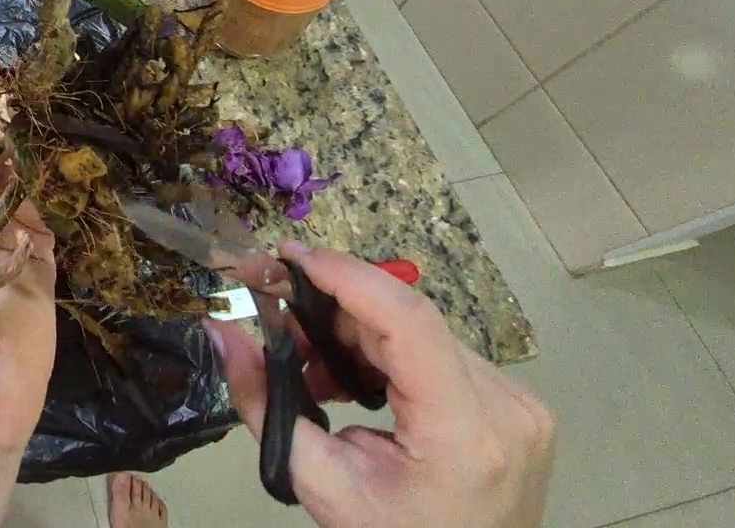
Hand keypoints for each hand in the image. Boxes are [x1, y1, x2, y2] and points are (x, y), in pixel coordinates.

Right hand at [208, 243, 555, 527]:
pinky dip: (378, 348)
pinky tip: (351, 379)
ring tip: (311, 367)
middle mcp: (503, 405)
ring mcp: (517, 401)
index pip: (406, 319)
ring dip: (350, 330)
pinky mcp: (513, 400)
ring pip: (412, 326)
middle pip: (402, 319)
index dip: (344, 275)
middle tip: (277, 323)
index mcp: (463, 432)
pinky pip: (430, 345)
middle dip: (330, 309)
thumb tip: (218, 329)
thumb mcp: (314, 478)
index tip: (287, 256)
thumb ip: (260, 400)